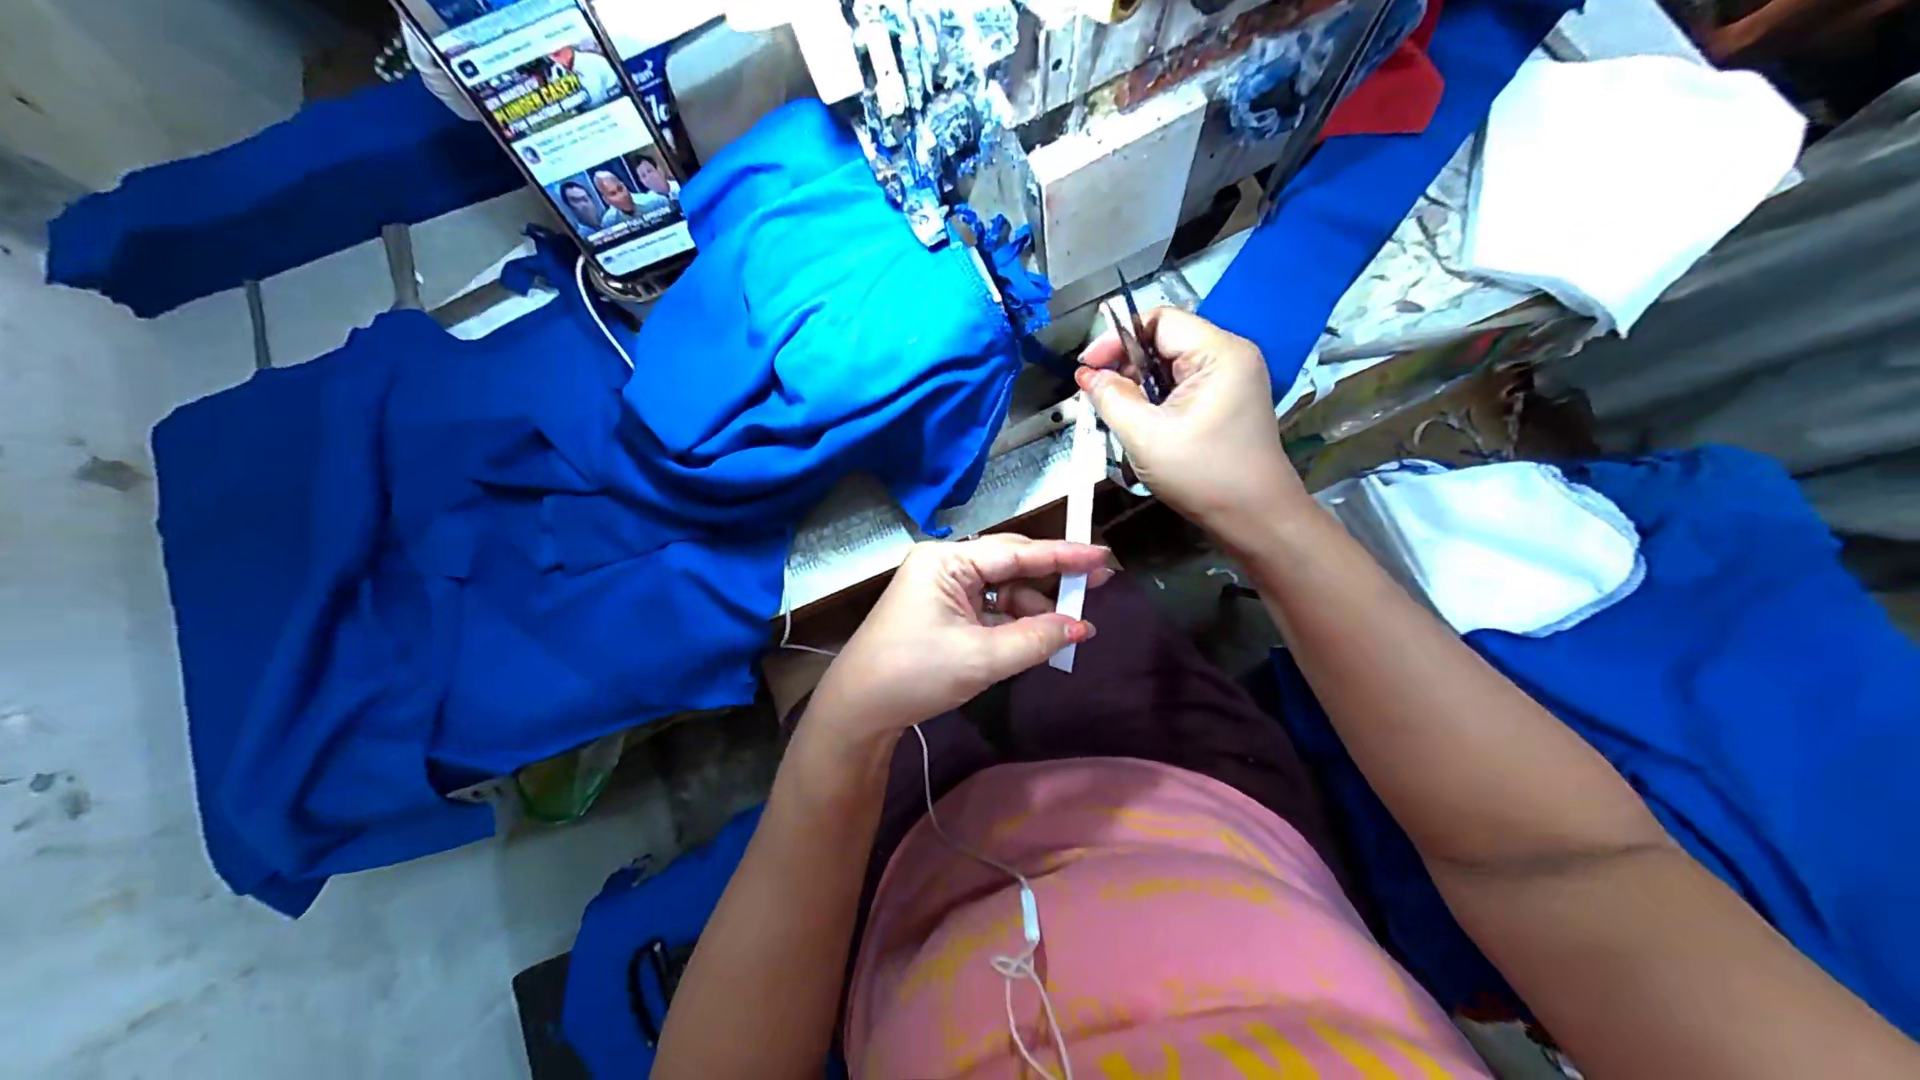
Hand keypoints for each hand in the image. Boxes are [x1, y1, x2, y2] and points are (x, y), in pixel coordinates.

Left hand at [807, 535, 1110, 745]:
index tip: (1102, 555)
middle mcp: (943, 565)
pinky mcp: (941, 612)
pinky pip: (988, 608)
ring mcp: (940, 589)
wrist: (859, 709)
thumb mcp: (982, 658)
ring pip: (1001, 589)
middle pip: (1009, 565)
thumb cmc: (916, 674)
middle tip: (1097, 584)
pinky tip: (1038, 634)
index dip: (1062, 555)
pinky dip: (1013, 621)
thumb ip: (1036, 638)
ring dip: (1033, 605)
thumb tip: (1082, 627)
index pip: (1015, 552)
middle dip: (1051, 578)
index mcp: (945, 561)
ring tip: (1069, 624)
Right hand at [1077, 306, 1310, 547]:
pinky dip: (1156, 399)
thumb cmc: (1204, 476)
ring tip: (1118, 414)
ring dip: (1138, 385)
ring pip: (1169, 365)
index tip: (1088, 367)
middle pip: (1163, 340)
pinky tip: (1141, 422)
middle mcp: (1229, 356)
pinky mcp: (1225, 400)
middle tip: (1100, 396)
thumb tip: (1087, 375)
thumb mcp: (1146, 436)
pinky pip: (1181, 385)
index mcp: (1219, 353)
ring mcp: (1230, 379)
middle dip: (1126, 365)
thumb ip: (1111, 398)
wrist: (1254, 517)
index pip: (1159, 320)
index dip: (1117, 338)